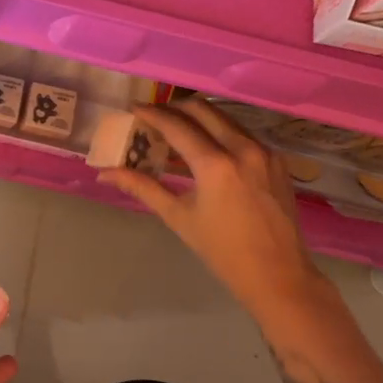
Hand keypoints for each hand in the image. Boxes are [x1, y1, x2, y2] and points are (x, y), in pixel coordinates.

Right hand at [97, 99, 329, 309]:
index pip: (177, 126)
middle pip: (203, 110)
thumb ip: (142, 187)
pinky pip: (243, 134)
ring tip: (177, 131)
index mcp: (215, 165)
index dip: (152, 115)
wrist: (278, 274)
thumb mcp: (178, 216)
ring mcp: (264, 152)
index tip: (133, 110)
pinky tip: (207, 149)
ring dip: (198, 118)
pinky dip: (220, 133)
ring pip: (225, 119)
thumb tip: (105, 174)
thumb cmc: (222, 250)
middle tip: (154, 117)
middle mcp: (242, 149)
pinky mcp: (276, 161)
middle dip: (175, 108)